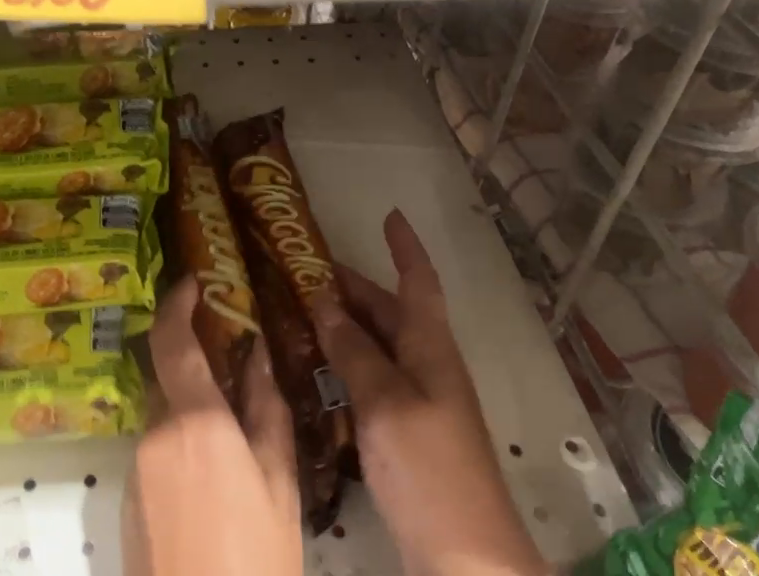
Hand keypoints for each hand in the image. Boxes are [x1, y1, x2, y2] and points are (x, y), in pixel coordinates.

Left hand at [124, 277, 300, 575]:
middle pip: (169, 379)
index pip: (172, 342)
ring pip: (163, 416)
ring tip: (235, 438)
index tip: (194, 281)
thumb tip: (257, 354)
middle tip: (235, 369)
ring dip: (191, 411)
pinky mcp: (128, 498)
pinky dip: (179, 444)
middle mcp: (154, 434)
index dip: (178, 302)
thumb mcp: (279, 483)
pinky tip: (212, 480)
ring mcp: (135, 467)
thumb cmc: (257, 557)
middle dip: (197, 367)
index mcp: (196, 423)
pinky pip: (155, 449)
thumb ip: (266, 410)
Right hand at [309, 210, 547, 575]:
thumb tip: (324, 301)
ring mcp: (419, 403)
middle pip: (391, 314)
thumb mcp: (385, 401)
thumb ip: (354, 351)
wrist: (464, 555)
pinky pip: (371, 384)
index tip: (390, 216)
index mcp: (430, 348)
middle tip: (302, 272)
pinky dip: (343, 368)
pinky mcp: (406, 436)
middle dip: (354, 289)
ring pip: (378, 349)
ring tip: (295, 314)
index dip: (406, 248)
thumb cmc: (429, 467)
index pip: (418, 283)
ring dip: (343, 328)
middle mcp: (428, 367)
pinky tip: (311, 374)